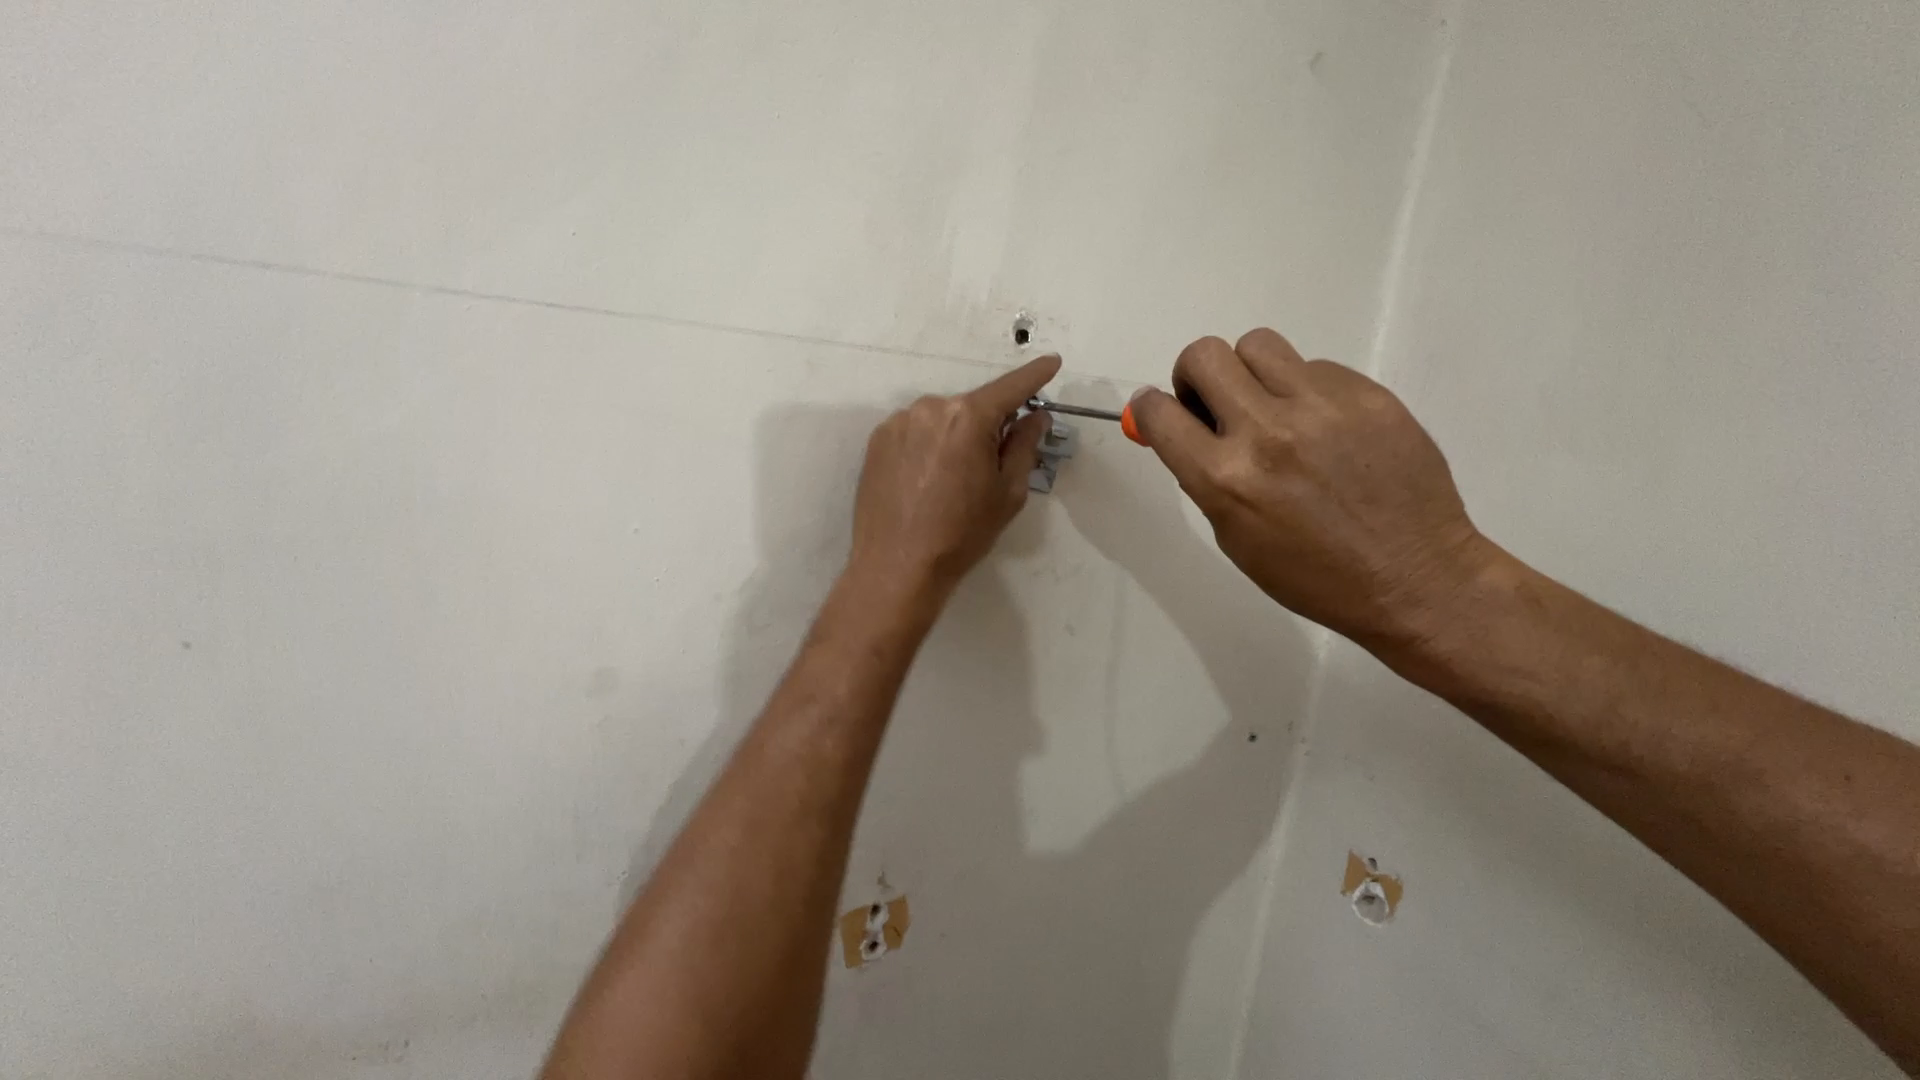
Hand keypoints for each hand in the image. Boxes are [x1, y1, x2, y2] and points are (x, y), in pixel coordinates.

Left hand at [847, 354, 1062, 596]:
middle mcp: (931, 408)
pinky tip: (925, 481)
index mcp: (968, 418)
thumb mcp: (1007, 493)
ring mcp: (899, 422)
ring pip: (941, 419)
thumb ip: (1024, 446)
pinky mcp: (878, 440)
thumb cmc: (961, 533)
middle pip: (972, 407)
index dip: (1035, 376)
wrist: (897, 565)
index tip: (1052, 363)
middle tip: (991, 466)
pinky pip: (915, 432)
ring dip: (954, 436)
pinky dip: (928, 446)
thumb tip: (1035, 416)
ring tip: (951, 482)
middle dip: (988, 425)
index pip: (1010, 388)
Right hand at [1127, 329, 1495, 648]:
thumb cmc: (1313, 575)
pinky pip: (1315, 367)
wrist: (1412, 578)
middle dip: (1195, 377)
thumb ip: (1206, 478)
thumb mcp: (1236, 538)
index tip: (1162, 413)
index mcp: (1226, 479)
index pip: (1160, 412)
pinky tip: (1327, 429)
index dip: (1151, 408)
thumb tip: (1189, 431)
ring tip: (1273, 408)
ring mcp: (1321, 406)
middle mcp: (1267, 431)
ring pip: (1258, 345)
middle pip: (1204, 355)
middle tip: (1217, 405)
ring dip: (1250, 373)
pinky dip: (1306, 391)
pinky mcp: (1367, 394)